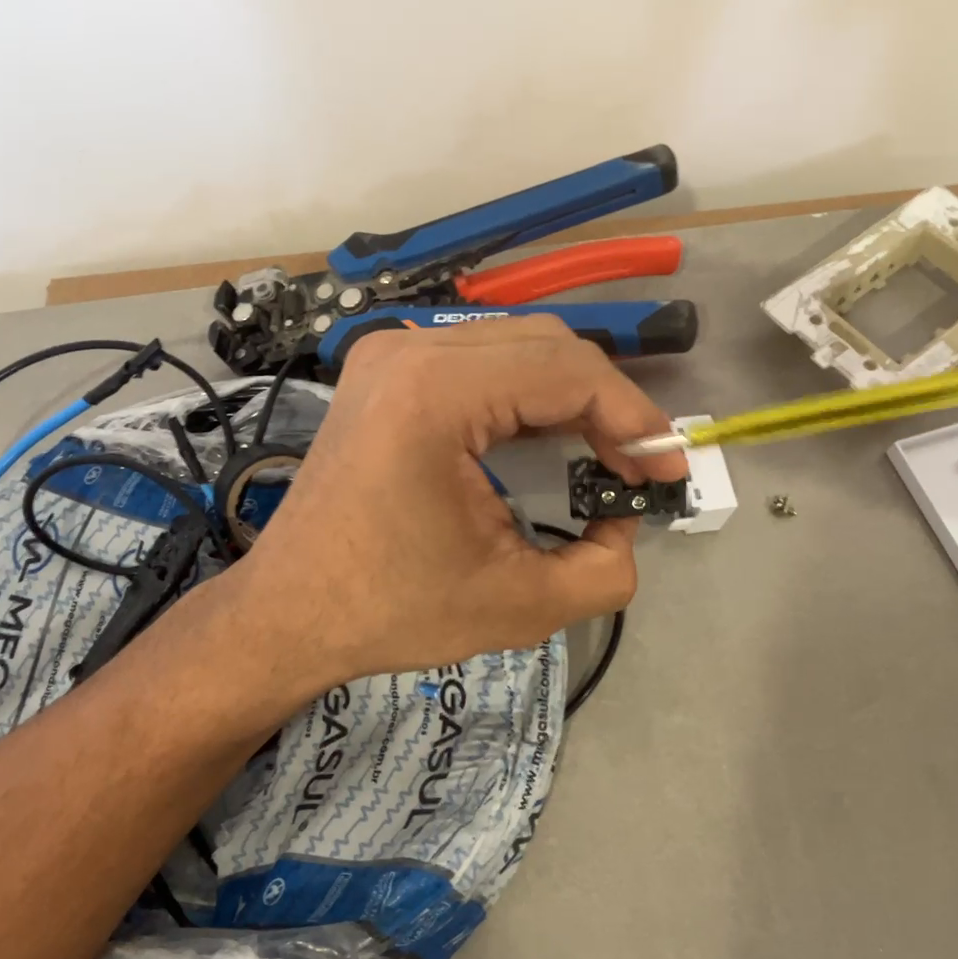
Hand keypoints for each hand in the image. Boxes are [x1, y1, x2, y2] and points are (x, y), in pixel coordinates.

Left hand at [222, 315, 685, 685]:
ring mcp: (388, 354)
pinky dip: (525, 396)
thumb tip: (627, 523)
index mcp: (435, 394)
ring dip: (569, 398)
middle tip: (636, 470)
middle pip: (547, 346)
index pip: (570, 373)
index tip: (666, 472)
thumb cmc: (391, 611)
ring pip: (516, 347)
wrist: (291, 612)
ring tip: (602, 459)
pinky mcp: (382, 372)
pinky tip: (546, 442)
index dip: (636, 419)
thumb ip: (605, 570)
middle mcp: (409, 351)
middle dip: (606, 406)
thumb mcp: (518, 606)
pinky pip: (478, 362)